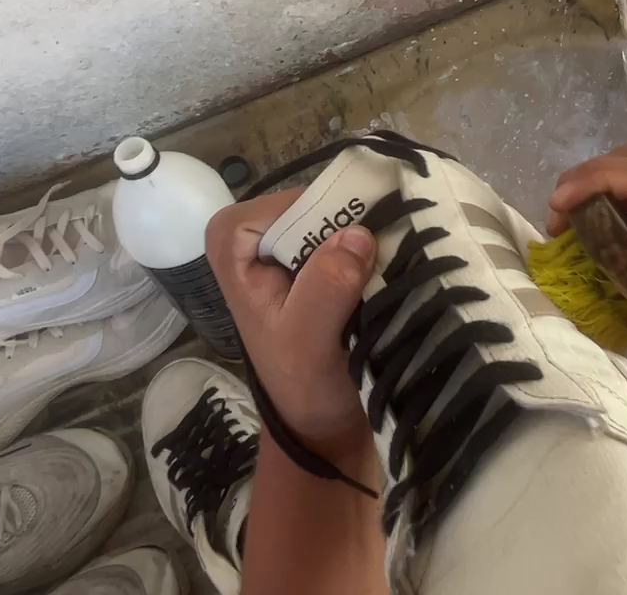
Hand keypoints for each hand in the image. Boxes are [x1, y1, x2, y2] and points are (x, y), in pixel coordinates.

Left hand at [205, 190, 375, 448]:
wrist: (323, 423)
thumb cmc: (303, 388)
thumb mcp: (307, 345)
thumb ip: (324, 289)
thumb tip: (356, 235)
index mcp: (233, 246)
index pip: (284, 203)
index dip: (322, 221)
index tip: (353, 251)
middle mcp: (259, 235)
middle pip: (318, 203)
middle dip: (354, 227)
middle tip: (383, 261)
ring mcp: (292, 245)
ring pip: (341, 216)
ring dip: (373, 239)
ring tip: (392, 271)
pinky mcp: (321, 258)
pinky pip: (356, 234)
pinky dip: (377, 251)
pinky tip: (394, 273)